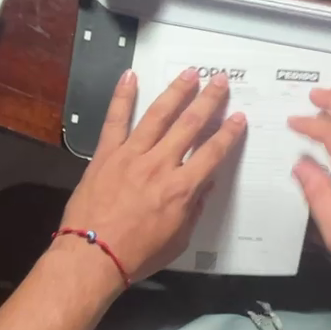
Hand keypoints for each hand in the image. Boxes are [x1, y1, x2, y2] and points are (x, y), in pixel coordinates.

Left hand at [59, 67, 246, 282]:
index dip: (228, 134)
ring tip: (190, 73)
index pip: (212, 153)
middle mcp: (159, 165)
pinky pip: (115, 119)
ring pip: (157, 115)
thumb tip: (204, 185)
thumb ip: (193, 209)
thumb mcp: (178, 239)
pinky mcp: (105, 154)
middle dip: (208, 100)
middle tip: (220, 80)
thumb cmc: (138, 254)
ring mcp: (131, 155)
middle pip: (189, 125)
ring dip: (176, 92)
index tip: (238, 117)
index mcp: (181, 188)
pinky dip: (122, 96)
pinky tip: (130, 76)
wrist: (92, 256)